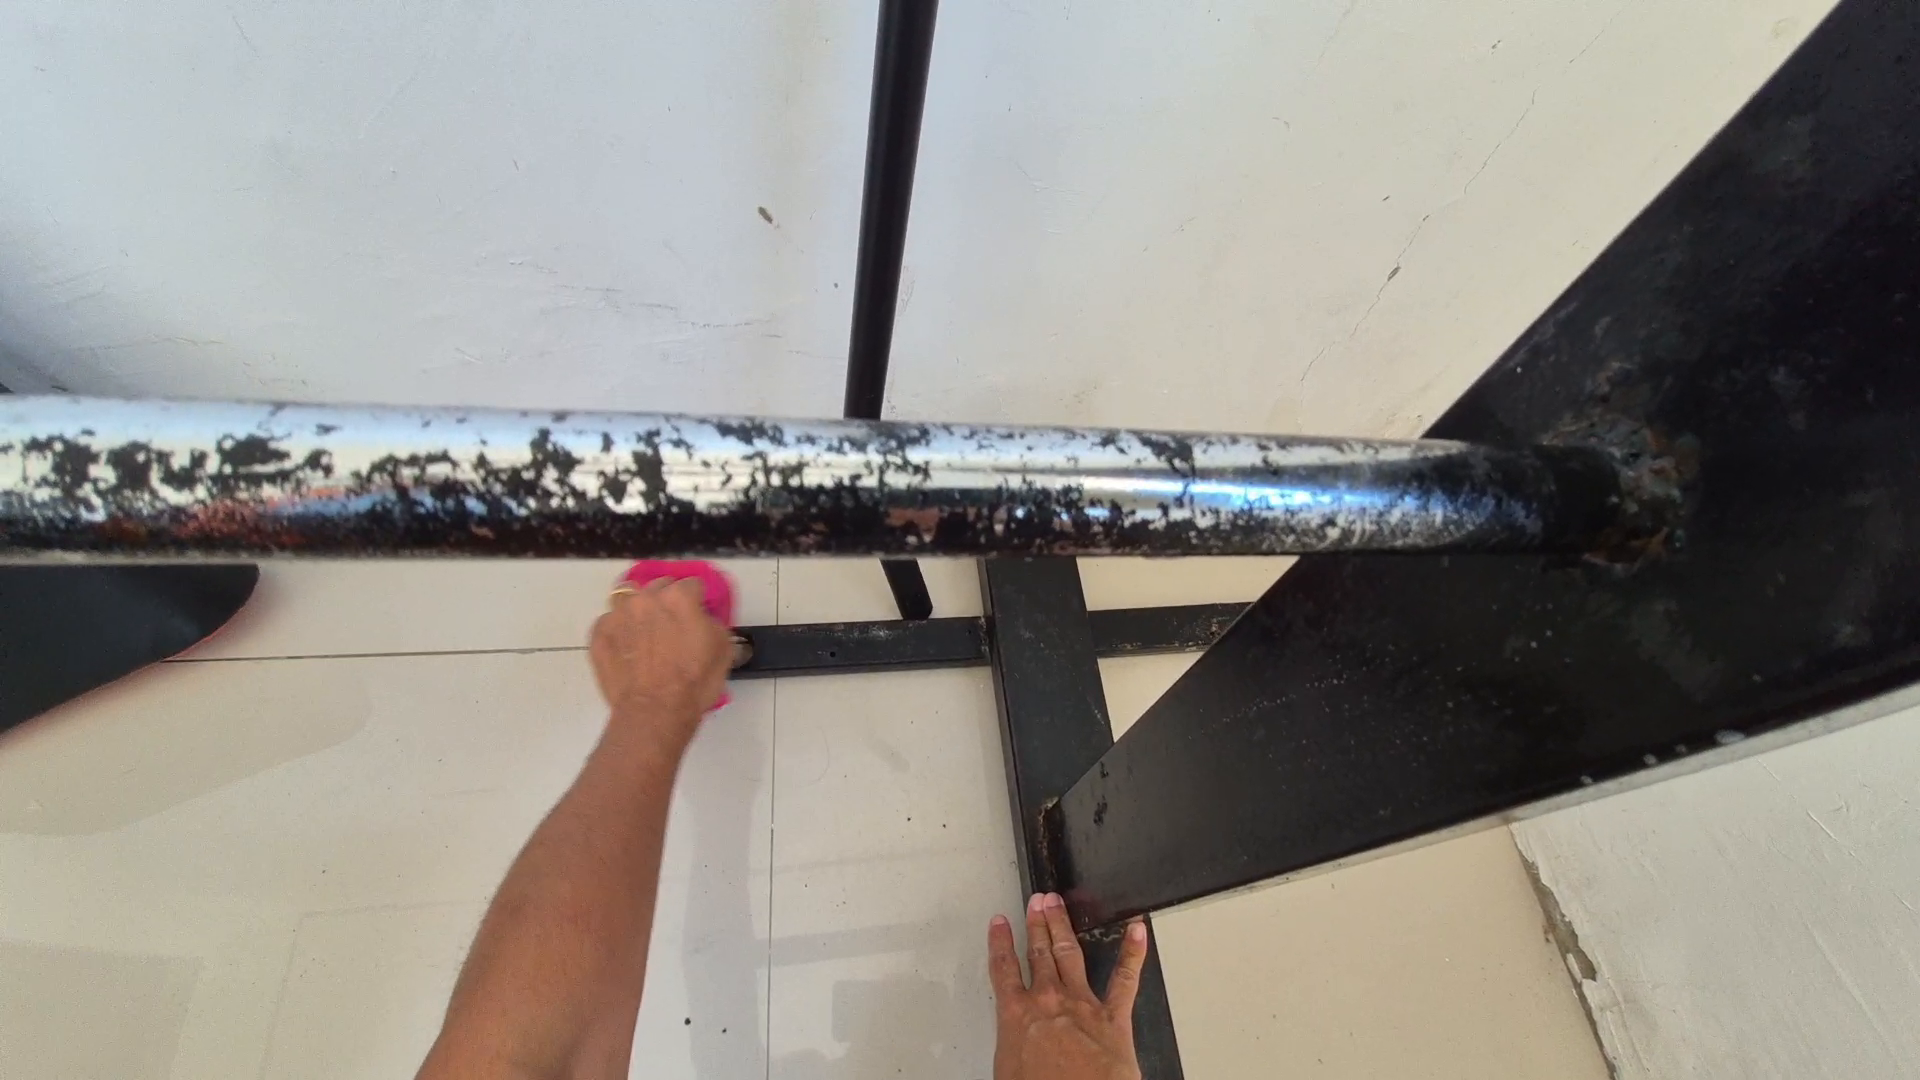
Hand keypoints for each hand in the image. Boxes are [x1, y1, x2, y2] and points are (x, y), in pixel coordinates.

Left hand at [589, 578, 731, 744]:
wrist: (655, 712)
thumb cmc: (695, 681)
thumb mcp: (724, 647)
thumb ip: (712, 621)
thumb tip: (701, 619)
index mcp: (678, 597)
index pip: (694, 584)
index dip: (700, 600)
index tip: (701, 615)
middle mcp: (645, 598)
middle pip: (659, 586)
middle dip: (668, 600)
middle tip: (675, 625)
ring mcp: (617, 616)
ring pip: (629, 599)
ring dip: (640, 610)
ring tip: (646, 632)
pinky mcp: (598, 635)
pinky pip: (610, 623)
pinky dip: (620, 630)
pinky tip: (628, 648)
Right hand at [988, 892, 1147, 1079]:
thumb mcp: (1008, 1072)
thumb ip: (1010, 1046)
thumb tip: (1014, 1048)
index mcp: (1017, 1015)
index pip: (1003, 969)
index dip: (1000, 942)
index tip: (999, 922)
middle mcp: (1048, 1001)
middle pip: (1038, 953)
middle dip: (1037, 924)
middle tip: (1038, 901)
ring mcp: (1082, 1004)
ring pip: (1069, 954)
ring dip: (1063, 926)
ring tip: (1059, 904)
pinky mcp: (1114, 1017)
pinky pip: (1125, 979)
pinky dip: (1134, 953)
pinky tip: (1137, 931)